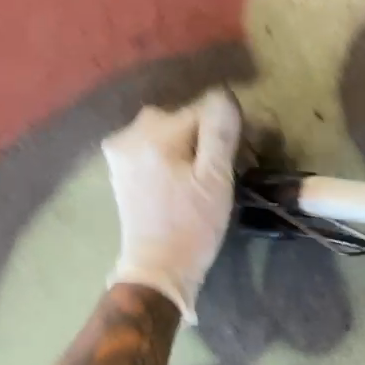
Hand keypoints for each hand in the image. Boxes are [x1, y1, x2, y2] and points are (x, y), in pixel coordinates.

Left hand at [102, 89, 243, 322]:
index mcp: (154, 135)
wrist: (158, 269)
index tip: (245, 156)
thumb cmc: (194, 226)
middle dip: (208, 135)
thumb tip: (225, 95)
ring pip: (168, 130)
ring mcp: (119, 151)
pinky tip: (182, 180)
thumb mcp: (216, 179)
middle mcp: (129, 134)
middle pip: (183, 118)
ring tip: (205, 176)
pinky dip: (172, 154)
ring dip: (191, 145)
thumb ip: (220, 132)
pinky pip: (153, 145)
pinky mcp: (119, 168)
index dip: (228, 130)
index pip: (203, 109)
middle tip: (228, 167)